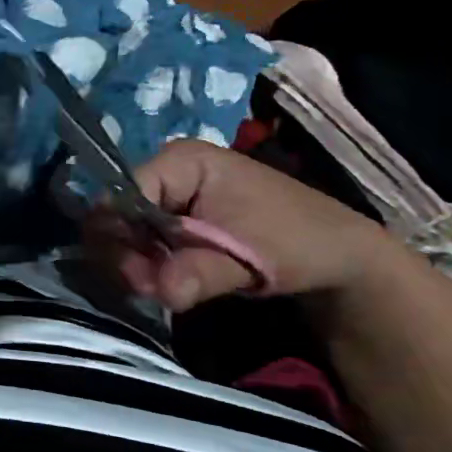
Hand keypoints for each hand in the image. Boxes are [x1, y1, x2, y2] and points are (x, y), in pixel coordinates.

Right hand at [96, 140, 399, 310]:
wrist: (335, 253)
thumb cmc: (297, 240)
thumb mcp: (248, 258)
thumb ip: (201, 272)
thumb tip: (161, 290)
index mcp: (181, 161)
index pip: (122, 195)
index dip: (123, 237)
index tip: (143, 278)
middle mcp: (166, 172)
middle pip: (117, 215)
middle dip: (127, 256)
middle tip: (154, 289)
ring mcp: (168, 196)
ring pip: (124, 234)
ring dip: (137, 267)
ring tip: (165, 290)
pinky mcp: (173, 220)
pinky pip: (141, 243)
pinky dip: (149, 268)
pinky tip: (168, 283)